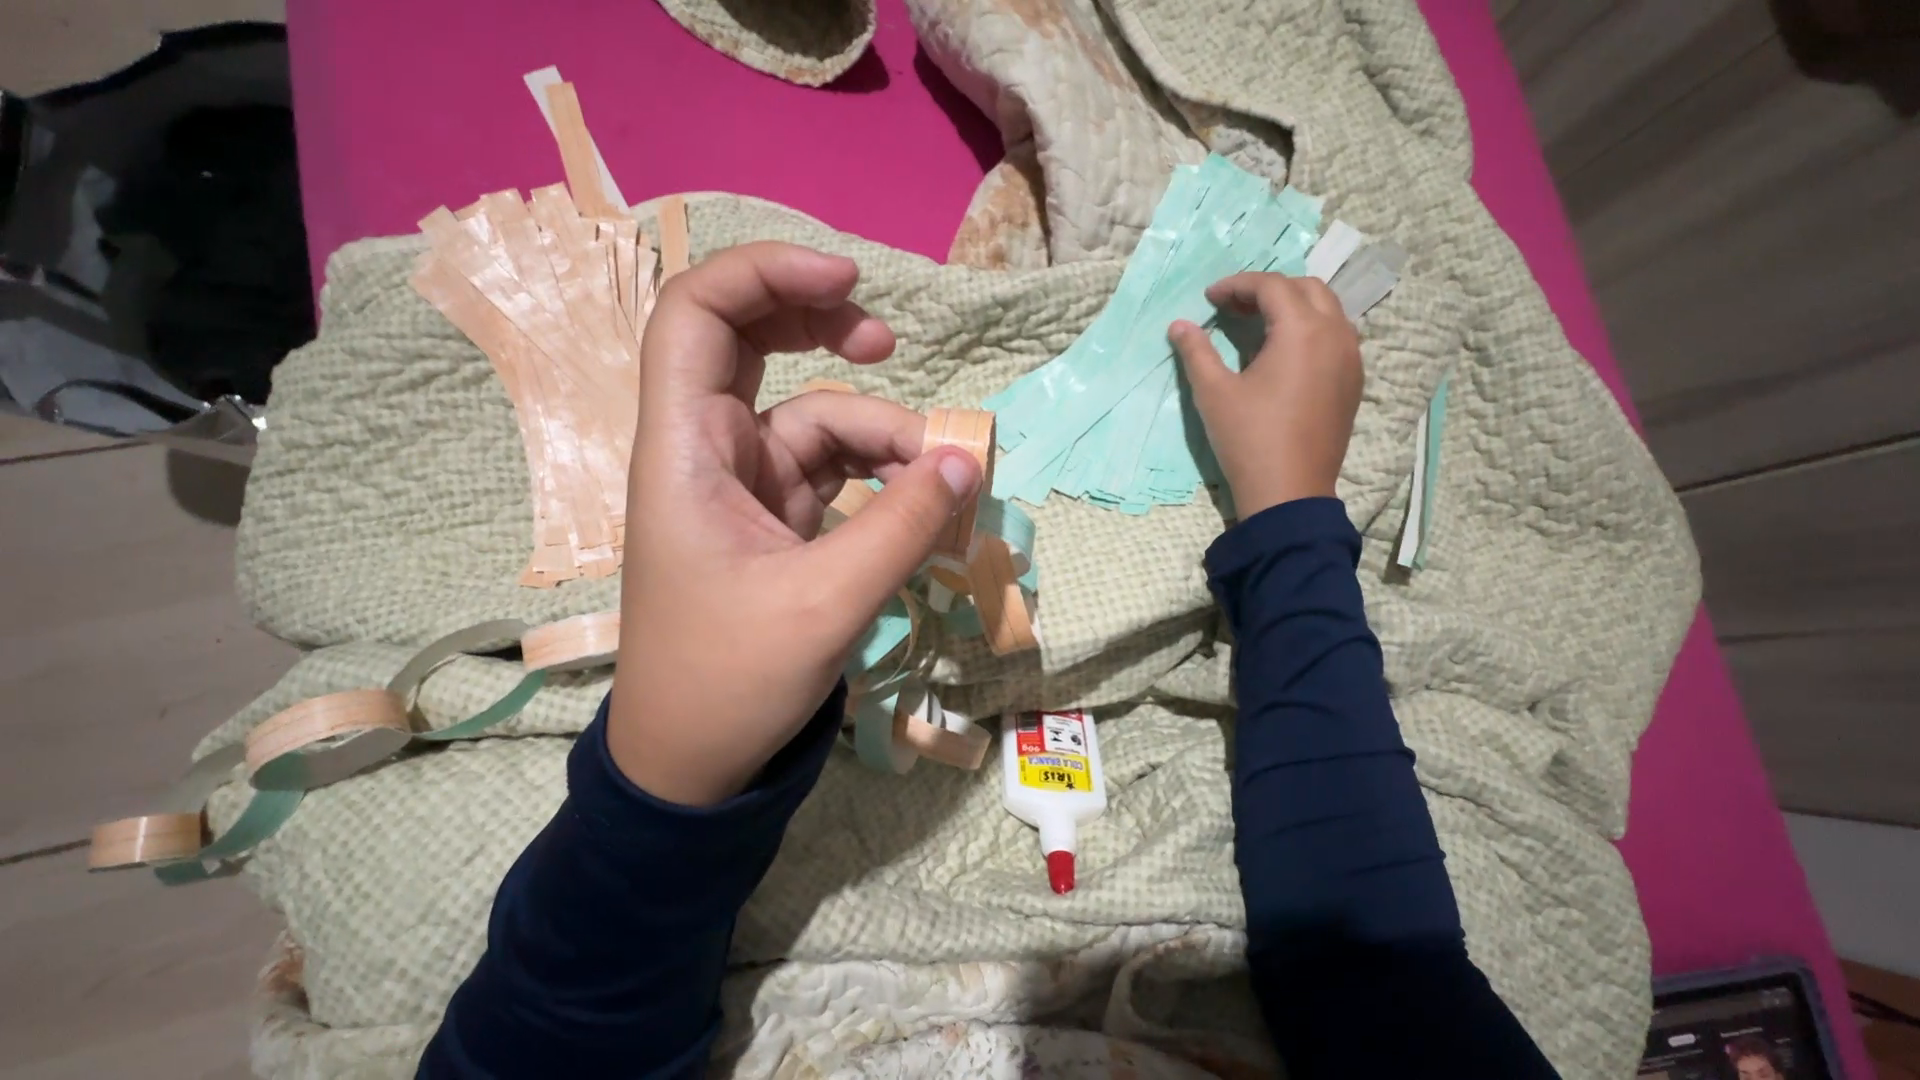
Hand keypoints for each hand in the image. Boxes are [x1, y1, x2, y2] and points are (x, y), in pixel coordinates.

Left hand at [608, 242, 982, 805]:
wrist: (695, 763)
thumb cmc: (730, 681)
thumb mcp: (825, 604)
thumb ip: (900, 527)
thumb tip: (964, 462)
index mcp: (685, 450)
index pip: (697, 316)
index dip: (766, 274)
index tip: (849, 279)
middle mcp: (709, 451)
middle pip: (752, 343)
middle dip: (824, 328)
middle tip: (891, 341)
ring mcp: (745, 486)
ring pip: (816, 419)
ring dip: (880, 436)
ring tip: (941, 480)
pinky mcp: (777, 522)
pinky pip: (835, 472)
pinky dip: (881, 479)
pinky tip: (922, 505)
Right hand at [1168, 273, 1362, 517]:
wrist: (1289, 492)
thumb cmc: (1248, 439)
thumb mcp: (1213, 393)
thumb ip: (1196, 351)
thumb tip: (1179, 325)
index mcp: (1302, 330)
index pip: (1271, 286)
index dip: (1237, 285)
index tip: (1208, 298)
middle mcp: (1335, 334)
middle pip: (1306, 289)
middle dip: (1268, 290)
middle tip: (1232, 307)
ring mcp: (1350, 359)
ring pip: (1328, 310)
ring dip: (1293, 306)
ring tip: (1258, 324)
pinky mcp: (1352, 382)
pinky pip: (1337, 337)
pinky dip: (1311, 329)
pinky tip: (1284, 352)